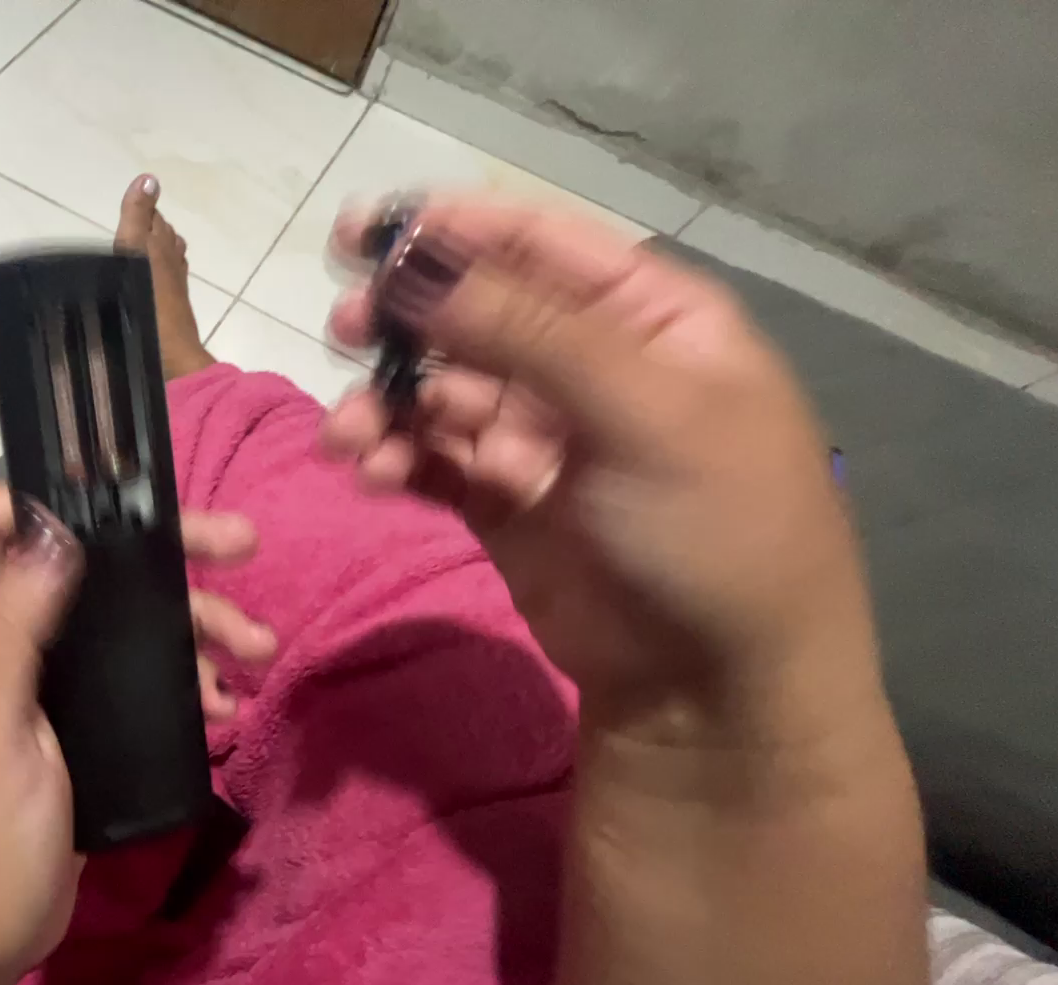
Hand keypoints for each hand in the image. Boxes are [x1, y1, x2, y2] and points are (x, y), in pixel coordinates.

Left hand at [0, 485, 268, 984]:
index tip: (106, 512)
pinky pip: (137, 677)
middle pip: (80, 564)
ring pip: (122, 621)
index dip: (30, 501)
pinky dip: (184, 677)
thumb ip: (4, 632)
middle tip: (239, 547)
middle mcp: (5, 644)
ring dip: (193, 622)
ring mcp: (46, 687)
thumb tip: (49, 532)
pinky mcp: (80, 728)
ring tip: (257, 651)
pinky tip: (222, 705)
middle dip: (160, 550)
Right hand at [321, 198, 876, 725]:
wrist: (708, 680)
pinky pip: (429, 461)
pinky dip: (394, 461)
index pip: (537, 246)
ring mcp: (531, 436)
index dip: (451, 230)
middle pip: (470, 318)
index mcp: (643, 319)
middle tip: (343, 328)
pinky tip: (371, 474)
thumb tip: (421, 268)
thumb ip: (534, 333)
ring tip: (347, 436)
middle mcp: (581, 367)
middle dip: (404, 321)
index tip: (365, 230)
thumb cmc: (714, 527)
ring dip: (385, 407)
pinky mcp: (493, 498)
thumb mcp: (647, 413)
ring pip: (436, 396)